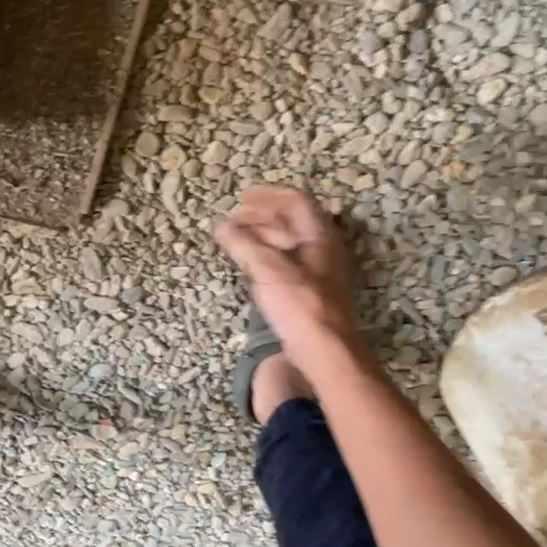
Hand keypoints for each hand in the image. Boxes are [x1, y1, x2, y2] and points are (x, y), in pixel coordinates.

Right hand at [215, 186, 358, 352]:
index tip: (241, 198)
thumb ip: (244, 245)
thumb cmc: (300, 305)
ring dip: (262, 237)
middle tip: (234, 220)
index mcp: (319, 235)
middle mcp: (322, 248)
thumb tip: (220, 226)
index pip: (295, 201)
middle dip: (261, 217)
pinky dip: (266, 257)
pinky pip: (286, 263)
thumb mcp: (268, 269)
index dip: (267, 196)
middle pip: (291, 221)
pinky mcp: (310, 291)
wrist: (325, 350)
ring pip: (289, 243)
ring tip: (236, 241)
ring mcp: (318, 270)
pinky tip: (251, 266)